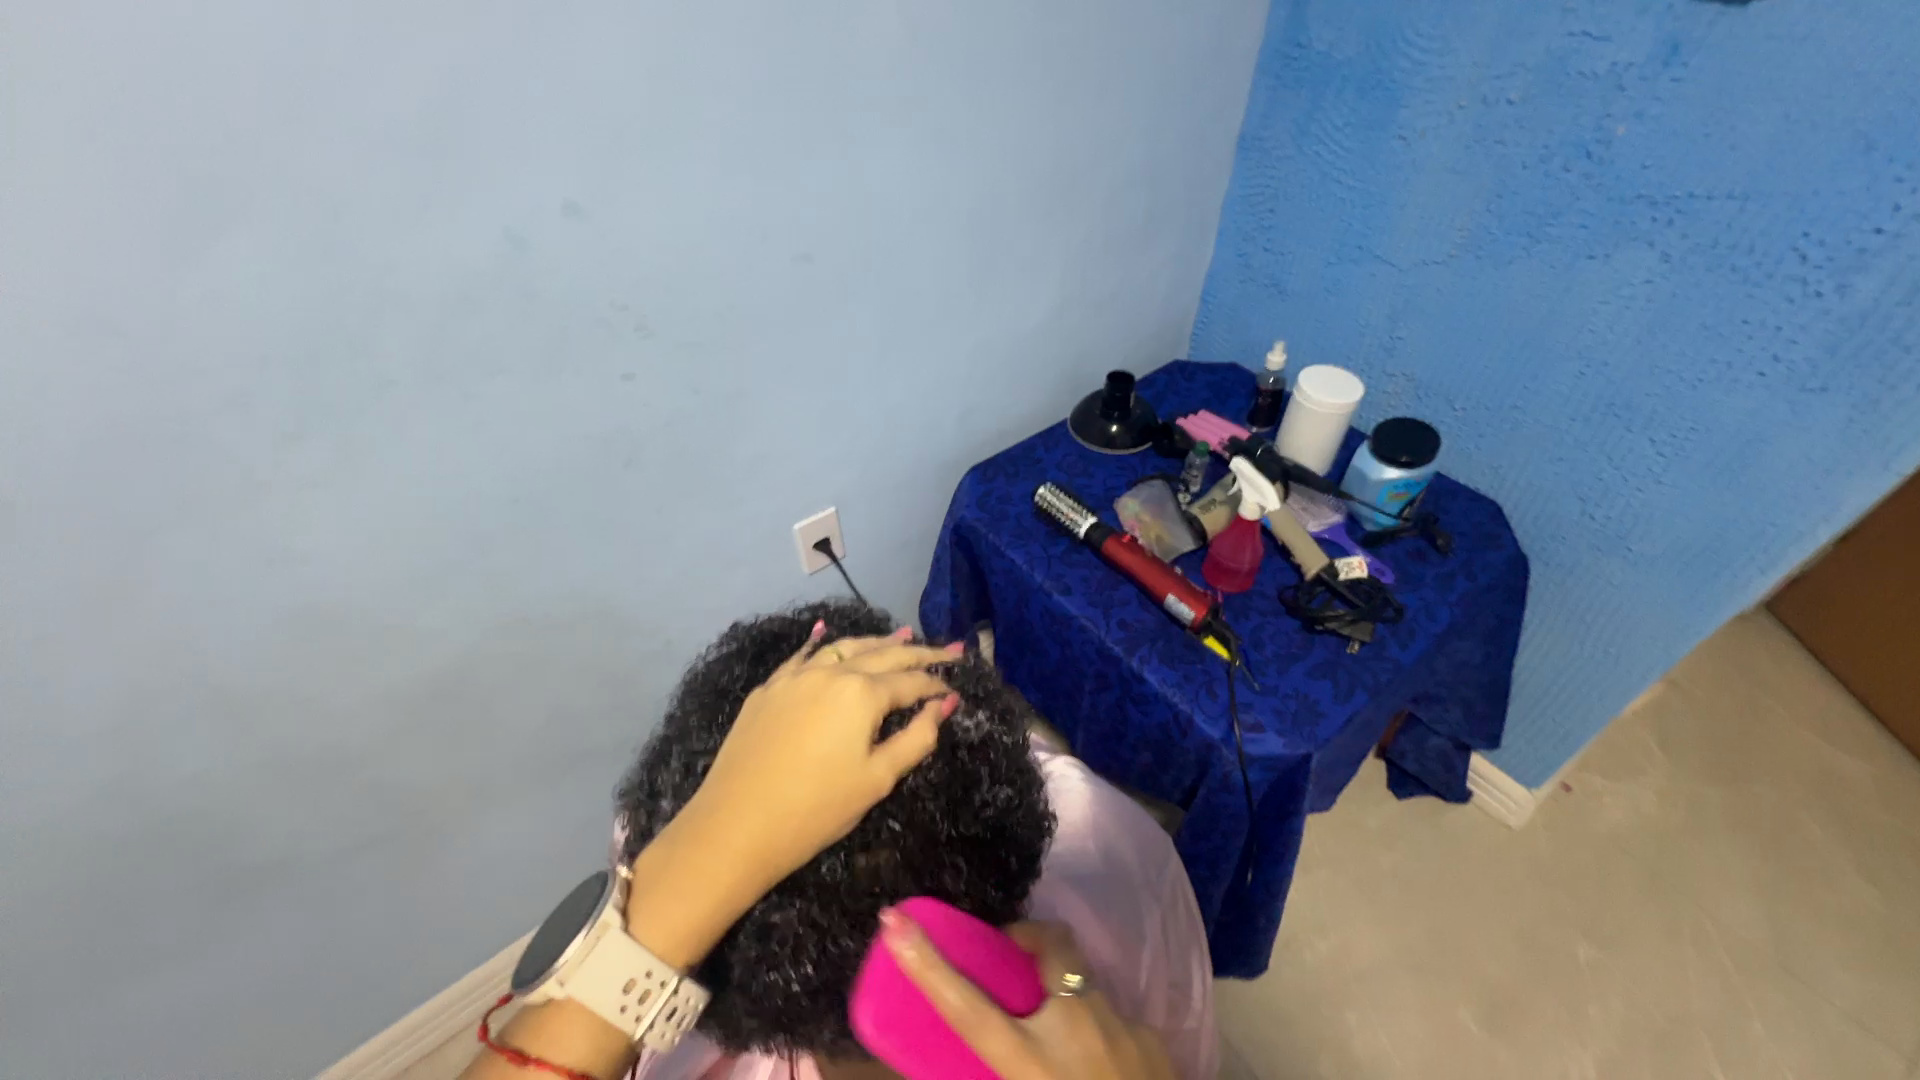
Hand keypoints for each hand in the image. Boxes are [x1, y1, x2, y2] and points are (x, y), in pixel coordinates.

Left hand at [683, 623, 961, 889]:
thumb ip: (917, 737)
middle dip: (919, 652)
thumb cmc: (817, 809)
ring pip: (844, 647)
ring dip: (876, 641)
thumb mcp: (878, 779)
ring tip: (901, 635)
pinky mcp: (768, 689)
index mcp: (862, 693)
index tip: (957, 685)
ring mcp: (795, 677)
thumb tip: (944, 705)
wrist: (736, 826)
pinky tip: (826, 633)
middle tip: (948, 649)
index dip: (937, 684)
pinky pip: (803, 655)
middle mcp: (831, 672)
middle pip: (884, 654)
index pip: (911, 682)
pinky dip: (822, 643)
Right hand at [881, 914, 1175, 1079]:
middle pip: (1047, 946)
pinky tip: (1104, 1068)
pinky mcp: (1153, 1036)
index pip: (965, 1004)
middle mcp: (1073, 1027)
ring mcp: (1119, 1024)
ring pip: (1084, 982)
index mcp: (1029, 1062)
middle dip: (1029, 941)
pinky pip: (1117, 1019)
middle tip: (1014, 969)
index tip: (894, 918)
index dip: (926, 962)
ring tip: (1064, 1040)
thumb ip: (993, 1067)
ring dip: (1067, 997)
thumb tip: (976, 1051)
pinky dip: (1102, 1033)